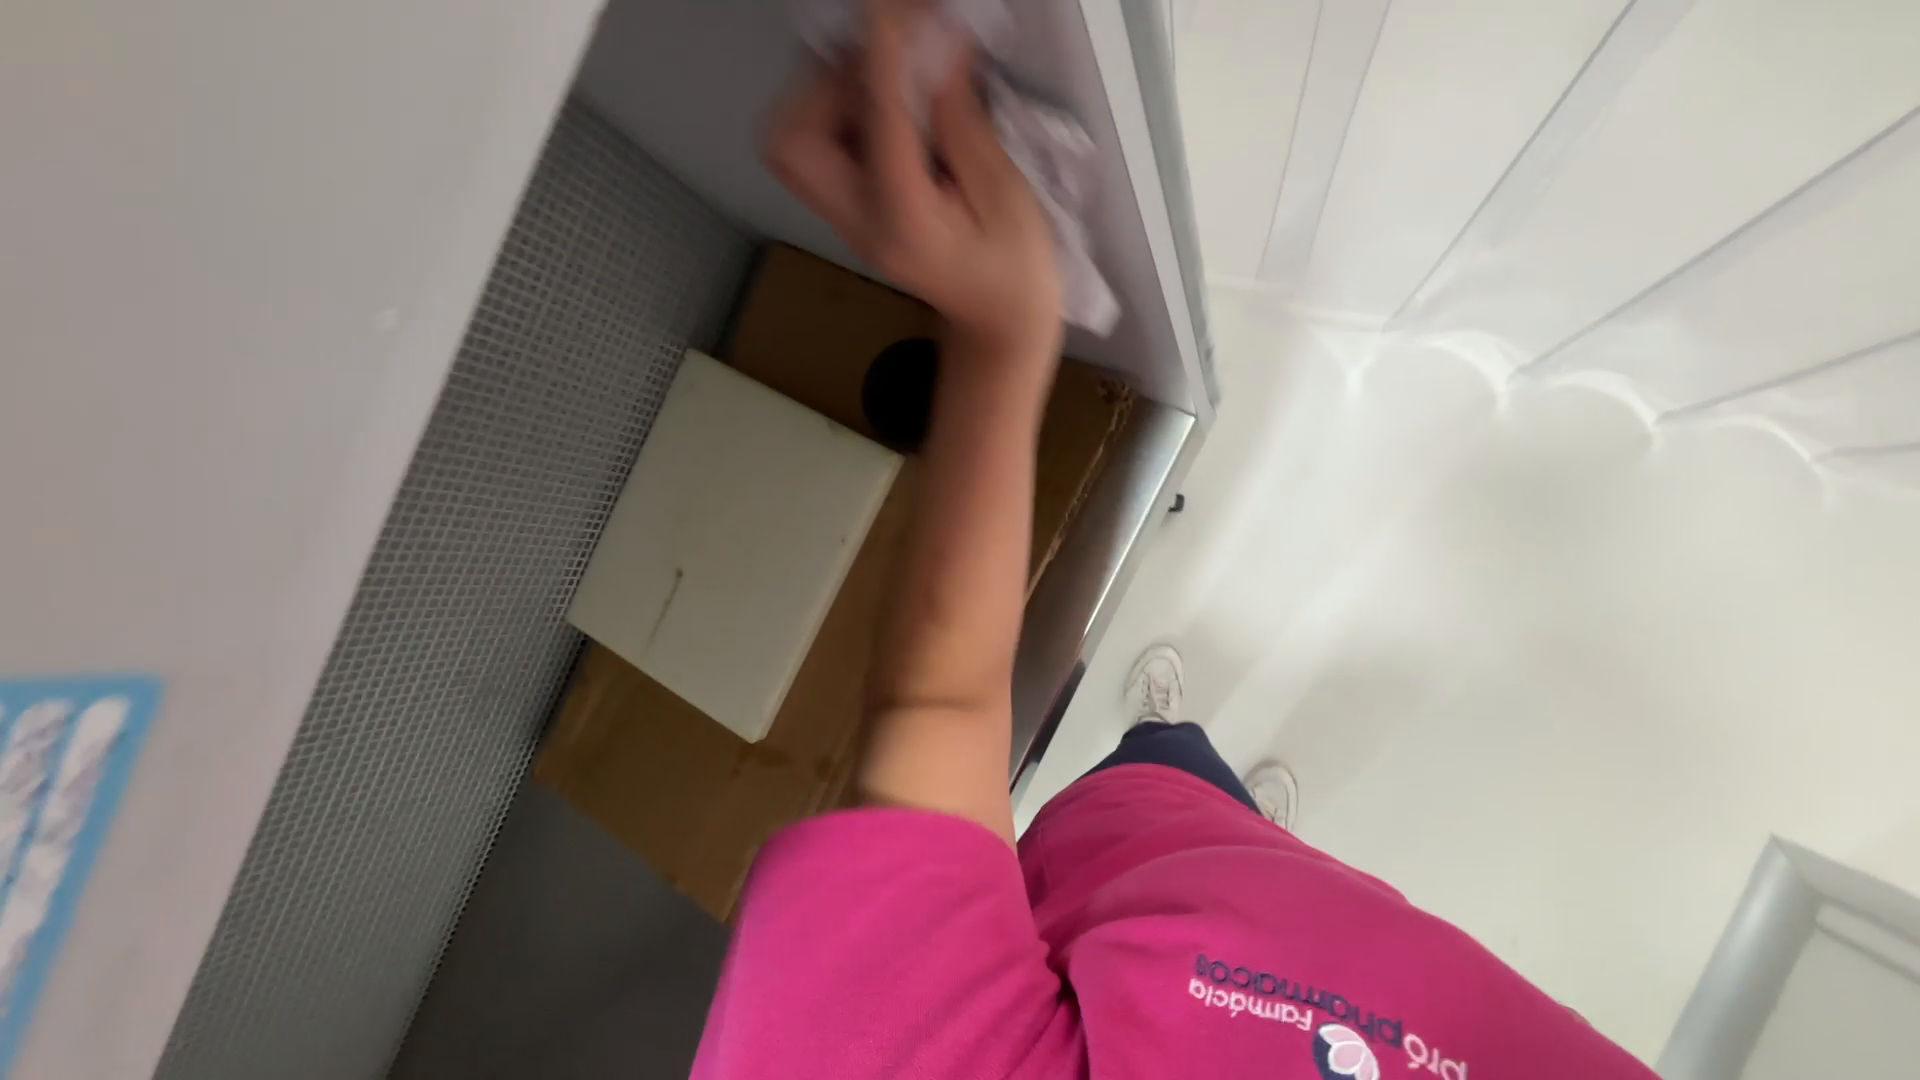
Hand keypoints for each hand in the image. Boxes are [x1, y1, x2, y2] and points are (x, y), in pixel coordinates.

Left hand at [763, 0, 1062, 360]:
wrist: (996, 324)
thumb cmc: (1015, 271)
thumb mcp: (1006, 195)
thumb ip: (961, 122)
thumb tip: (933, 46)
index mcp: (905, 228)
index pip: (876, 128)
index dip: (883, 59)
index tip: (898, 14)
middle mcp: (858, 224)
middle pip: (792, 142)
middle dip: (831, 82)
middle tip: (891, 63)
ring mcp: (845, 219)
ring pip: (792, 139)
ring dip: (832, 90)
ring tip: (893, 79)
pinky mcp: (848, 208)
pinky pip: (816, 142)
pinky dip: (842, 106)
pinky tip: (892, 102)